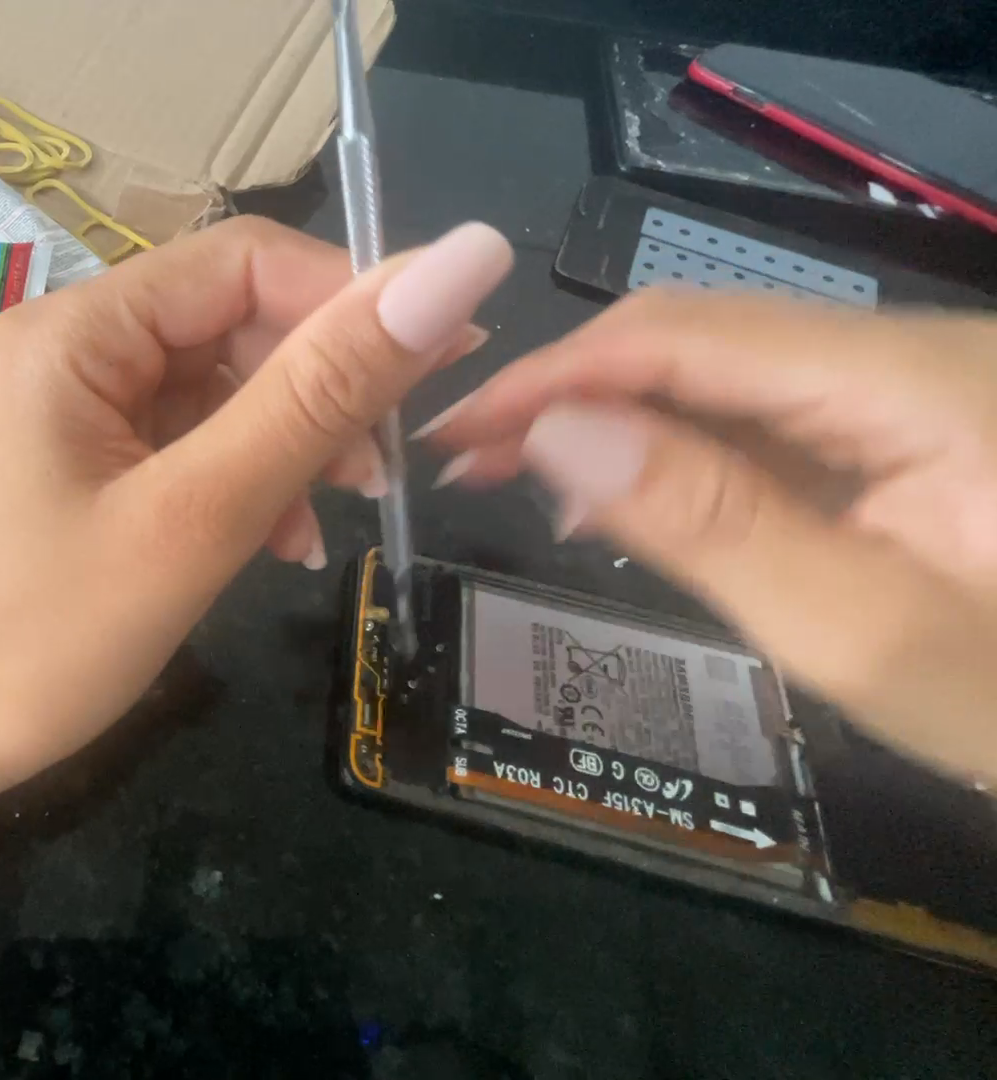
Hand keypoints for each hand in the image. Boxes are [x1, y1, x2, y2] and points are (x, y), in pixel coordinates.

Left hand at [0, 218, 511, 814]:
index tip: (445, 365)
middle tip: (384, 470)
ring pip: (218, 386)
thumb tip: (460, 264)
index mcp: (75, 332)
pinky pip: (186, 439)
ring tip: (332, 516)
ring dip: (289, 441)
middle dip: (318, 387)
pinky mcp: (83, 458)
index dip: (352, 299)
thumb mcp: (198, 513)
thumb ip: (319, 392)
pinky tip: (277, 538)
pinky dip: (242, 476)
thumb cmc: (52, 637)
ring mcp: (72, 405)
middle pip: (231, 322)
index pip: (243, 262)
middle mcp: (68, 347)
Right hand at [420, 289, 996, 778]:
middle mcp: (912, 353)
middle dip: (555, 389)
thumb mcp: (860, 633)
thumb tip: (553, 432)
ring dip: (594, 412)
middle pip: (687, 335)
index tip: (449, 434)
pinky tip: (606, 486)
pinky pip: (745, 409)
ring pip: (707, 367)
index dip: (544, 375)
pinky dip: (652, 442)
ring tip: (508, 472)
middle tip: (461, 459)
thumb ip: (702, 522)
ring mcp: (907, 386)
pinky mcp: (899, 424)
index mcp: (919, 384)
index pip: (677, 338)